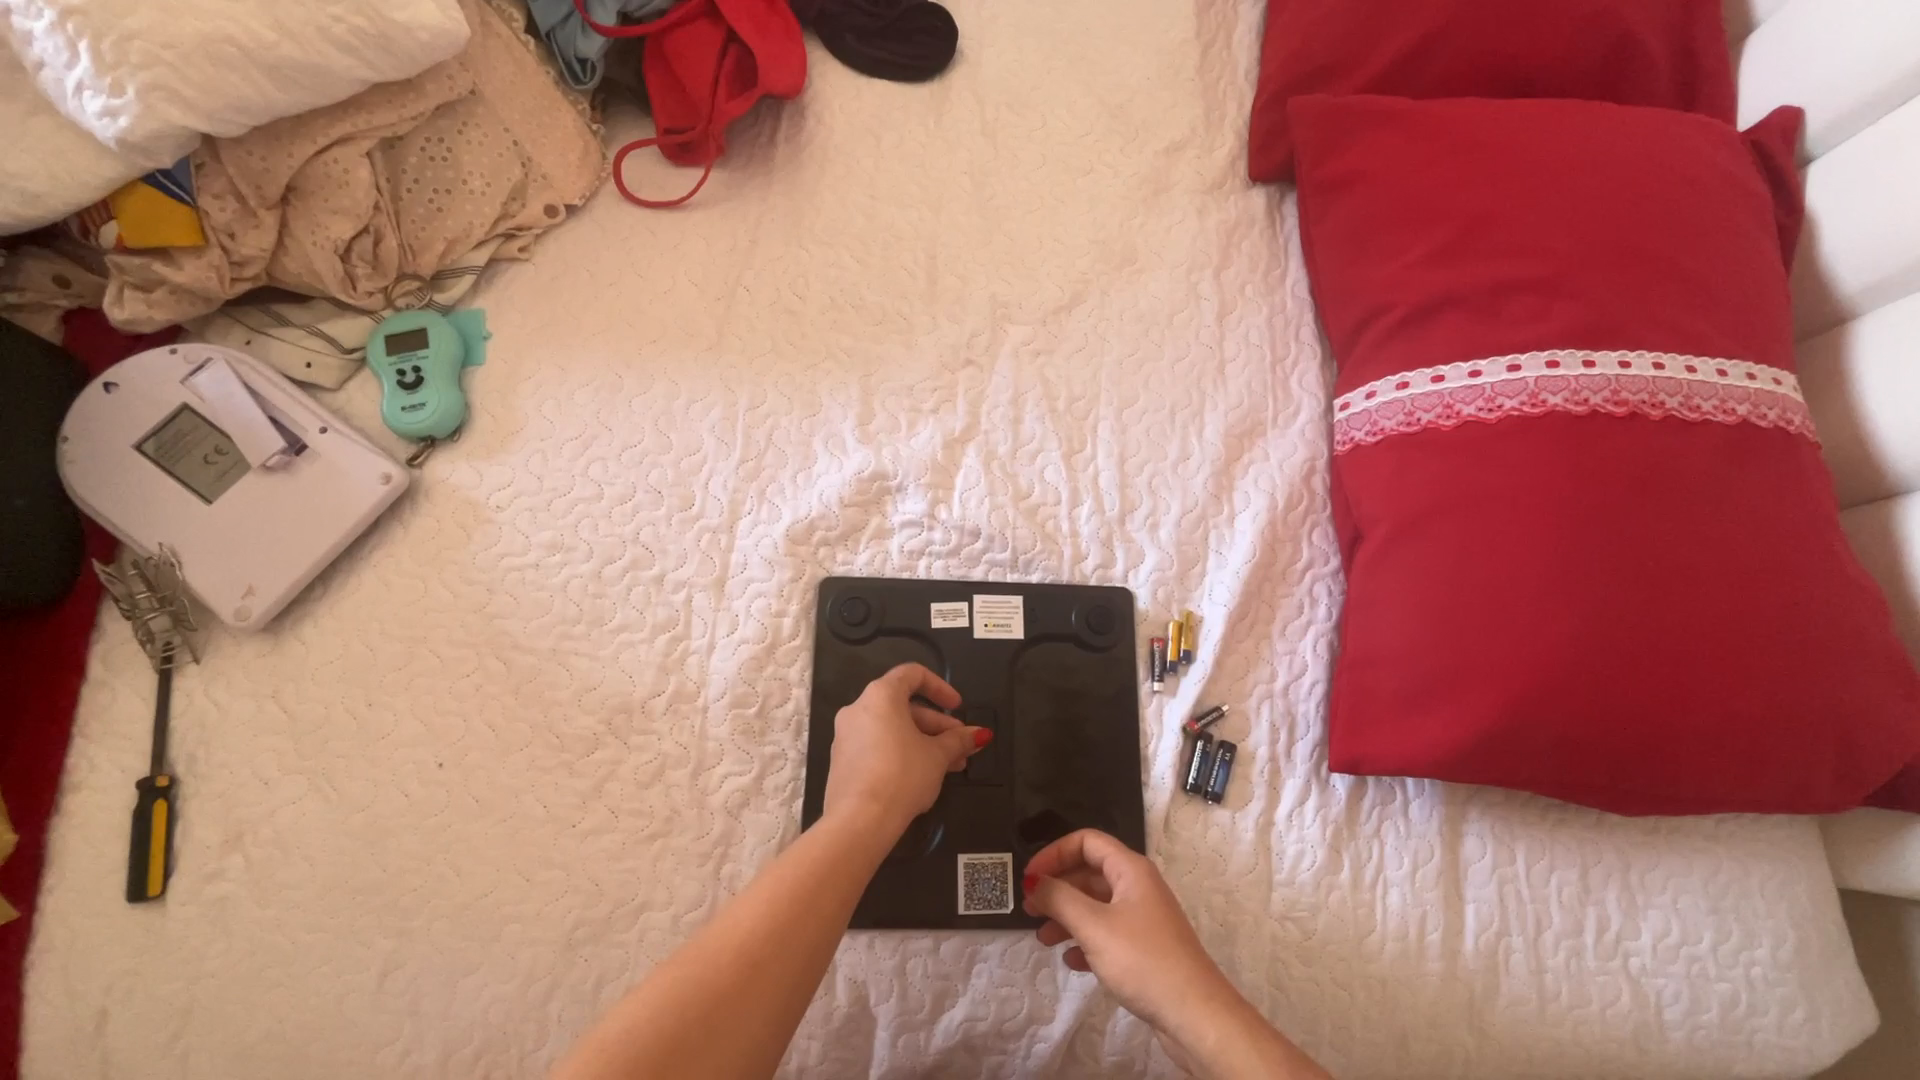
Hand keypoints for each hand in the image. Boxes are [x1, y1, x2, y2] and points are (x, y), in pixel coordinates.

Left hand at [822, 663, 989, 837]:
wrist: (860, 820)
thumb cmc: (902, 775)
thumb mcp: (938, 756)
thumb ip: (958, 740)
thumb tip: (979, 734)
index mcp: (881, 696)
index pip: (912, 674)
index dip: (940, 687)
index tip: (957, 707)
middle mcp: (858, 709)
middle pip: (904, 706)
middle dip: (937, 725)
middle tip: (960, 746)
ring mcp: (847, 735)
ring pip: (892, 729)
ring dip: (923, 742)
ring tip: (951, 766)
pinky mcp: (843, 761)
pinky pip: (878, 746)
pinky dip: (902, 752)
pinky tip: (923, 776)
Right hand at [1023, 830, 1237, 1040]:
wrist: (1194, 1014)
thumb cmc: (1143, 960)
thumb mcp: (1093, 925)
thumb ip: (1059, 898)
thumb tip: (1034, 881)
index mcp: (1130, 870)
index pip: (1086, 842)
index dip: (1054, 853)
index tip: (1029, 877)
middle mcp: (1137, 886)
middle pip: (1089, 873)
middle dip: (1057, 888)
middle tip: (1029, 910)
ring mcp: (1143, 918)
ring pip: (1096, 905)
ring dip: (1067, 917)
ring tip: (1043, 939)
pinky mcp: (1144, 948)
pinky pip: (1107, 932)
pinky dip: (1086, 940)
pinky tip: (1072, 961)